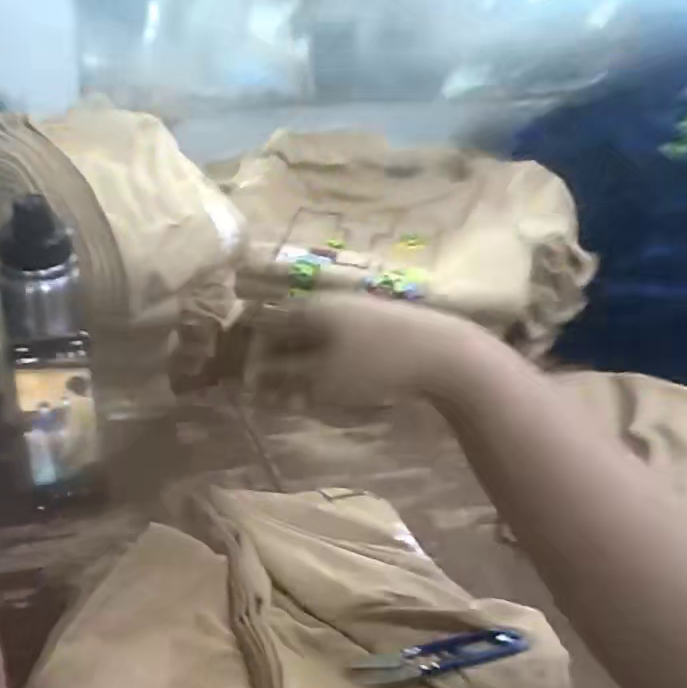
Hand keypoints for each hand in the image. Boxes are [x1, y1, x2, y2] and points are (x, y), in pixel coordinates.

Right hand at [251, 294, 498, 407]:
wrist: (443, 354)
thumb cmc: (374, 366)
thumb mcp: (322, 379)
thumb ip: (283, 379)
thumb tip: (253, 380)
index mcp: (309, 307)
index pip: (265, 322)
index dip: (250, 348)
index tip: (242, 374)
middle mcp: (329, 300)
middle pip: (290, 326)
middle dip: (277, 355)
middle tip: (270, 385)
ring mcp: (356, 307)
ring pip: (316, 333)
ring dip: (303, 358)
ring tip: (301, 387)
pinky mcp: (379, 321)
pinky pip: (340, 338)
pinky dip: (328, 357)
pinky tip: (334, 378)